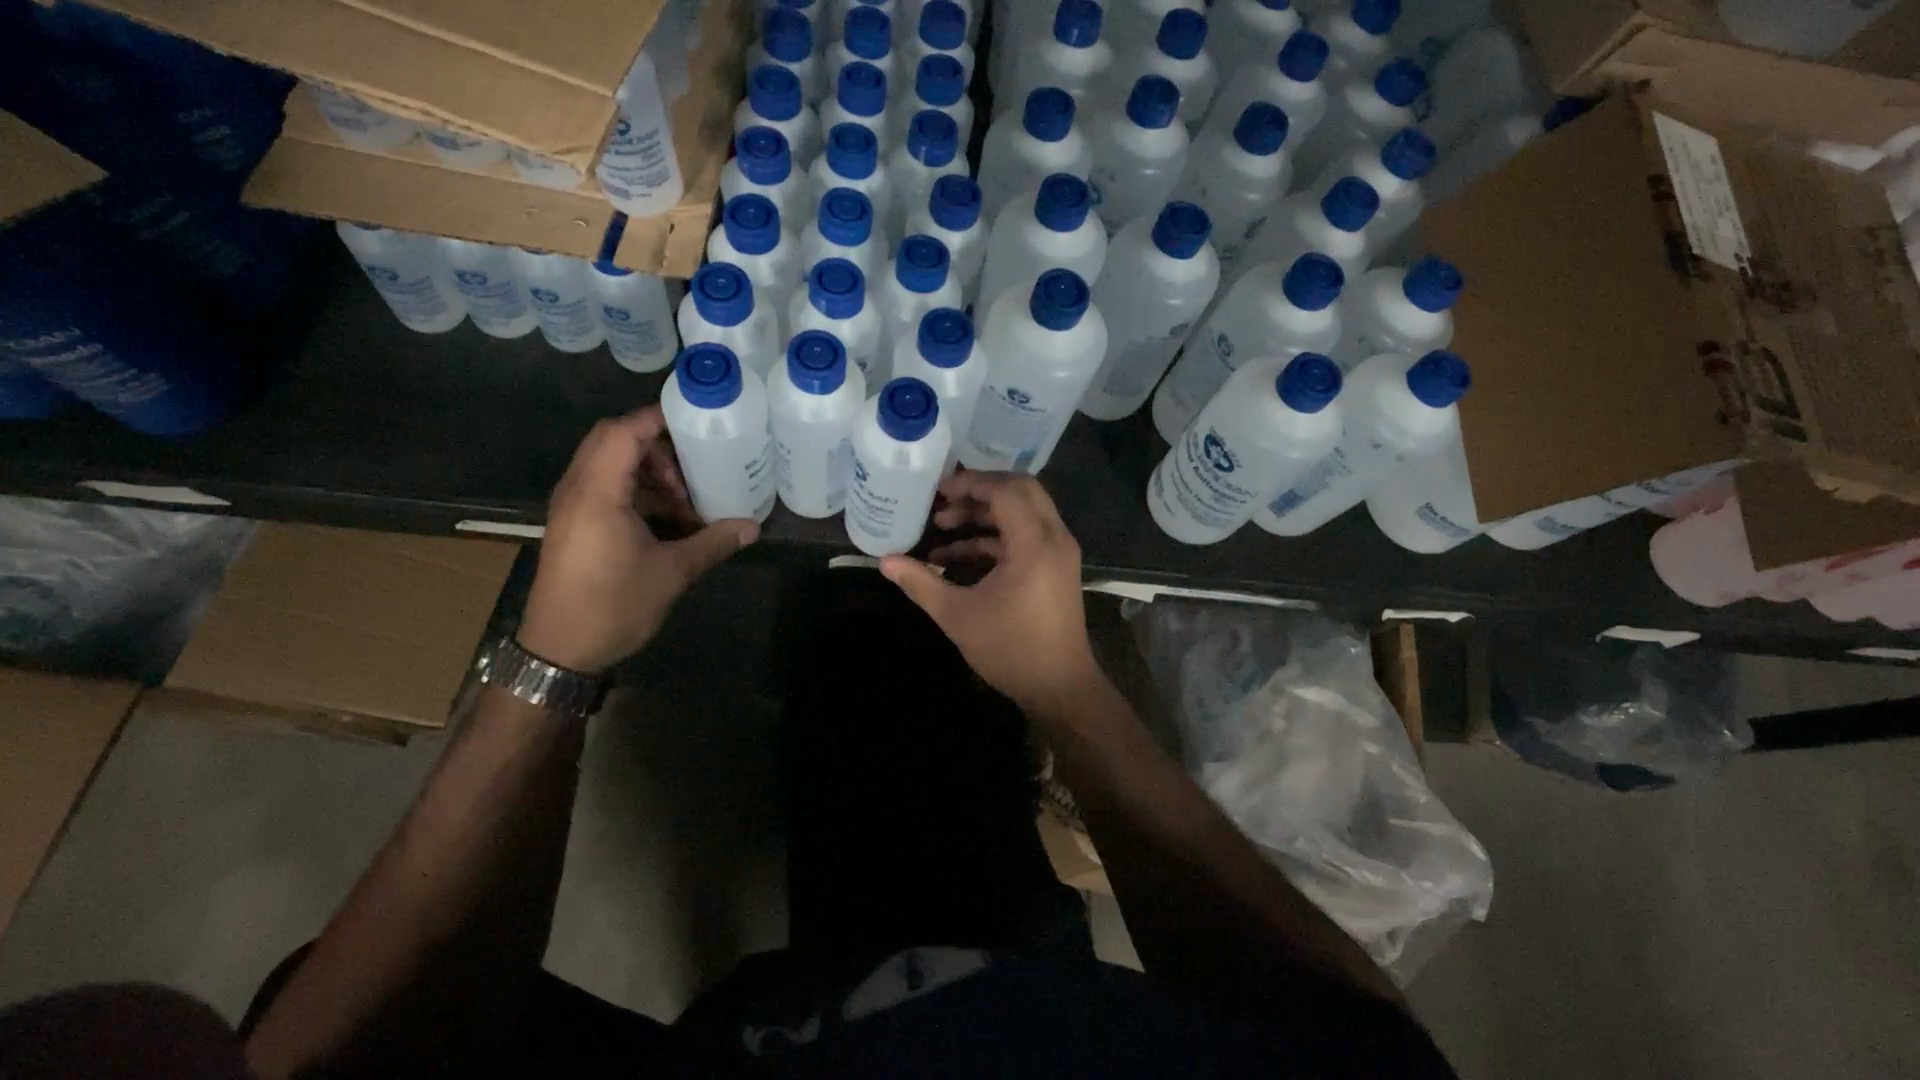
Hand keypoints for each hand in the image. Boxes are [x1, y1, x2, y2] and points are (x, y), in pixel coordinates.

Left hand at [518, 406, 757, 672]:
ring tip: (684, 501)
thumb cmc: (613, 606)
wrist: (559, 649)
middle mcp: (578, 489)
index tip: (697, 422)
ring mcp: (572, 507)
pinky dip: (636, 493)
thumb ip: (712, 543)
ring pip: (610, 466)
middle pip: (614, 441)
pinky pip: (605, 489)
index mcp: (597, 492)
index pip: (623, 431)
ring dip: (649, 473)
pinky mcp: (574, 525)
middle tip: (693, 468)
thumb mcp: (671, 573)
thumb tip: (753, 527)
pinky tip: (667, 522)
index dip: (658, 418)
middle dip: (657, 447)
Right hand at [879, 471, 1104, 713]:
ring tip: (943, 526)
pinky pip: (1027, 535)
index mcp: (1034, 543)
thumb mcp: (957, 615)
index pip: (1005, 491)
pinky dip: (996, 537)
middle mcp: (1054, 538)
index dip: (970, 484)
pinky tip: (957, 555)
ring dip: (985, 515)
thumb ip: (921, 583)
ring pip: (1024, 512)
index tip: (937, 490)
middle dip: (980, 491)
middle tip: (943, 501)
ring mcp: (1060, 552)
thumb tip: (884, 561)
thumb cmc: (1010, 650)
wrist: (1059, 687)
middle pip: (1021, 490)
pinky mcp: (1057, 567)